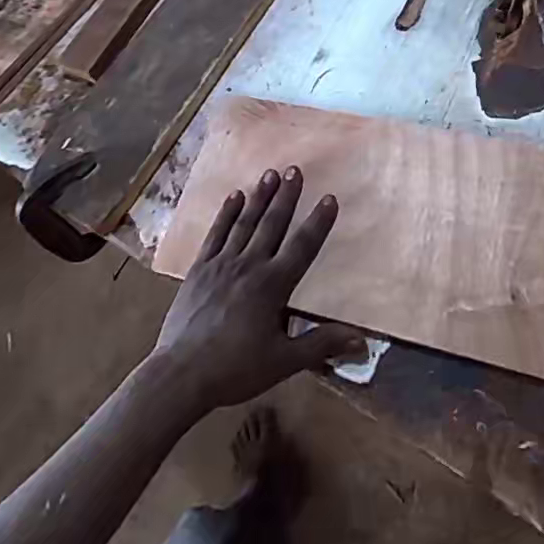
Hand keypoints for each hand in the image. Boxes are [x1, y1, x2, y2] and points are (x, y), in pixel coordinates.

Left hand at [147, 166, 364, 413]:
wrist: (181, 373)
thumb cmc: (236, 369)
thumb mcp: (284, 361)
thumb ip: (322, 345)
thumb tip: (362, 340)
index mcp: (272, 286)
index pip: (302, 247)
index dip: (317, 223)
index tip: (329, 198)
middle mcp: (249, 266)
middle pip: (272, 225)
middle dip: (286, 196)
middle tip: (295, 170)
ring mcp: (221, 264)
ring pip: (245, 223)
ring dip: (259, 197)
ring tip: (270, 174)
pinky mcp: (199, 268)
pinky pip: (216, 234)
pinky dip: (226, 214)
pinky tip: (234, 196)